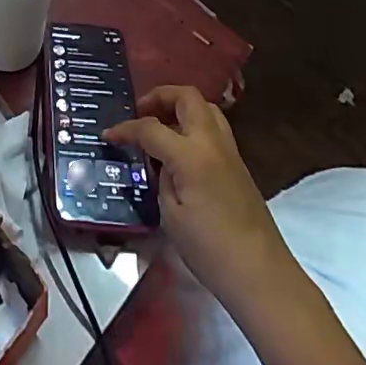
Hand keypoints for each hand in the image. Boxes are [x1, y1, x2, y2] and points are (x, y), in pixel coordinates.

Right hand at [103, 85, 292, 306]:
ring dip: (180, 107)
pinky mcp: (237, 161)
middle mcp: (212, 140)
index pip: (152, 128)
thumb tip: (162, 163)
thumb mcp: (171, 215)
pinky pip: (213, 127)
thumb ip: (162, 179)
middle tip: (140, 112)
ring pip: (204, 107)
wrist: (257, 268)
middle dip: (160, 97)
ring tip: (159, 126)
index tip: (108, 134)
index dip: (126, 129)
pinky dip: (193, 124)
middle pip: (187, 97)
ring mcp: (229, 148)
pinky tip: (179, 147)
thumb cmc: (208, 247)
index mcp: (191, 154)